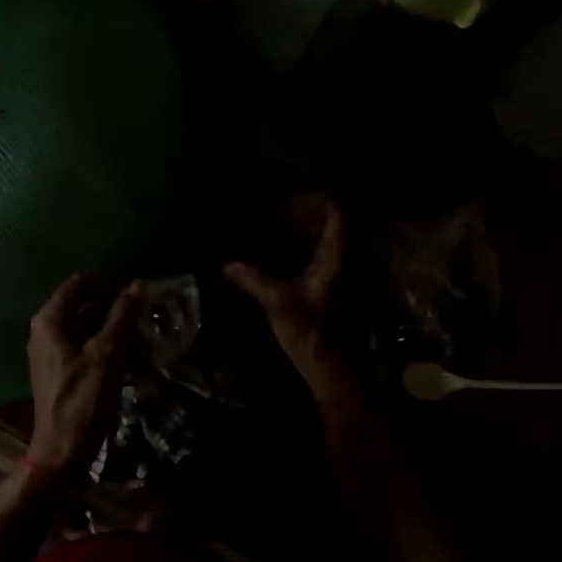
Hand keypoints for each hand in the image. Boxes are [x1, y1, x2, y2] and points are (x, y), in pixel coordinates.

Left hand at [25, 274, 136, 474]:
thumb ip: (122, 318)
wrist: (62, 449)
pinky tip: (132, 356)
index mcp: (49, 321)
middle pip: (83, 303)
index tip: (139, 293)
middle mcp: (45, 330)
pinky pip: (85, 346)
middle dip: (115, 305)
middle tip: (147, 314)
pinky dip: (107, 345)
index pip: (80, 283)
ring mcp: (50, 351)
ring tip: (145, 334)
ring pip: (86, 326)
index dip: (110, 283)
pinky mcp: (60, 370)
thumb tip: (138, 285)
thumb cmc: (82, 401)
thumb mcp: (107, 356)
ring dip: (114, 326)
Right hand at [223, 203, 354, 404]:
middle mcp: (335, 259)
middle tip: (272, 210)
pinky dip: (295, 244)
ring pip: (319, 237)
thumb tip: (226, 264)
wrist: (321, 360)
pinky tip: (271, 249)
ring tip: (269, 224)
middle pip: (327, 222)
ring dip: (299, 228)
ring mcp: (329, 271)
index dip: (315, 202)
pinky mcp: (319, 283)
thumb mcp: (277, 302)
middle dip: (302, 212)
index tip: (287, 201)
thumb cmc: (306, 329)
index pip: (336, 216)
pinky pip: (310, 252)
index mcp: (332, 258)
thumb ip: (253, 280)